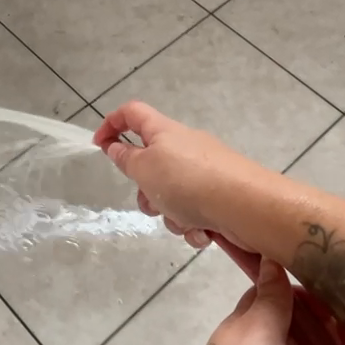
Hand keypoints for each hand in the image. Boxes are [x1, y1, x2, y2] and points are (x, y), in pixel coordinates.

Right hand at [94, 102, 286, 249]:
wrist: (246, 205)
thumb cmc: (187, 182)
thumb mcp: (145, 169)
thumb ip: (126, 159)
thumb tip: (115, 146)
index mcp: (164, 131)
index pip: (132, 113)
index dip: (112, 123)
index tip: (99, 146)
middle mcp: (185, 147)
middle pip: (152, 165)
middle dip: (147, 192)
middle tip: (152, 204)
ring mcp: (205, 171)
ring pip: (172, 195)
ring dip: (172, 214)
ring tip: (185, 221)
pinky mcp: (221, 195)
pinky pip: (195, 211)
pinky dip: (194, 224)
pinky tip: (204, 232)